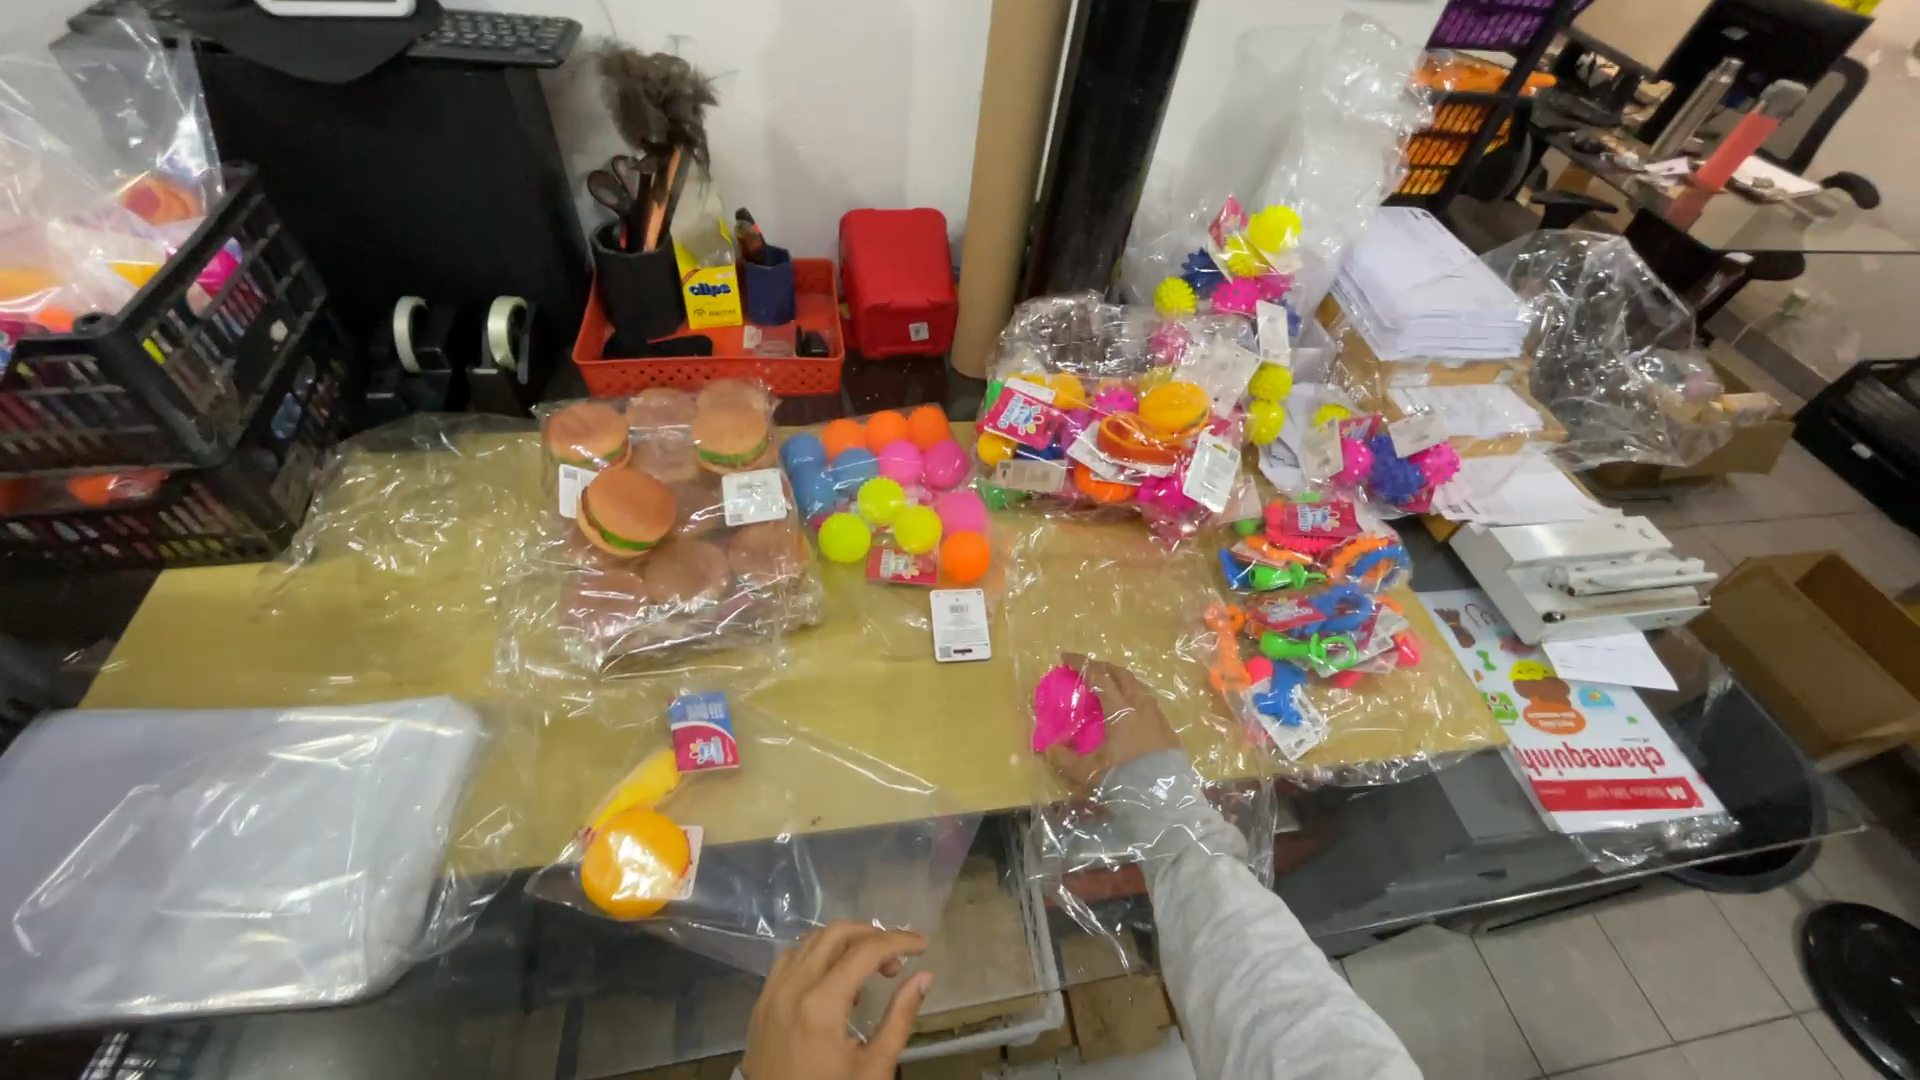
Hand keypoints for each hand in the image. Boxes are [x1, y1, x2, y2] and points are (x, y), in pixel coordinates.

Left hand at [741, 920, 932, 1079]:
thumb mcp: (873, 1069)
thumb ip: (899, 1018)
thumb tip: (925, 977)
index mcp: (822, 1004)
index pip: (866, 950)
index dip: (899, 940)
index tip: (922, 945)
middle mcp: (794, 986)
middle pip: (838, 933)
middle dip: (873, 935)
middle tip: (895, 962)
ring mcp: (773, 991)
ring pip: (812, 939)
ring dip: (845, 942)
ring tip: (867, 970)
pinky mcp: (762, 1000)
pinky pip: (792, 957)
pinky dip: (817, 953)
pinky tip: (832, 976)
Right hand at [1045, 653, 1180, 793]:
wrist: (1166, 802)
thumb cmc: (1125, 780)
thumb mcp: (1088, 772)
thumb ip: (1065, 759)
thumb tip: (1046, 748)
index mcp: (1120, 709)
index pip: (1098, 676)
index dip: (1081, 663)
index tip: (1065, 657)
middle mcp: (1141, 706)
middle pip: (1122, 675)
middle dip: (1103, 666)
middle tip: (1088, 669)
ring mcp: (1158, 717)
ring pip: (1139, 687)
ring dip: (1121, 681)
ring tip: (1109, 688)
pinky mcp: (1168, 731)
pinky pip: (1149, 703)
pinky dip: (1135, 698)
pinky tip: (1130, 712)